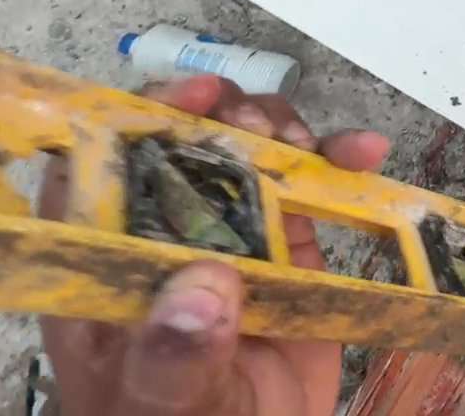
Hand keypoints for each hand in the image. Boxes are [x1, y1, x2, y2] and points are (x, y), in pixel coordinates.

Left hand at [38, 77, 389, 415]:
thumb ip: (175, 365)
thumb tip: (203, 286)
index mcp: (114, 273)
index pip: (97, 178)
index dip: (132, 124)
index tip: (189, 98)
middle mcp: (172, 241)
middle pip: (184, 147)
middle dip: (222, 117)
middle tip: (258, 125)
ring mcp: (237, 238)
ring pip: (252, 152)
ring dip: (284, 127)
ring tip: (312, 142)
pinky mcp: (293, 245)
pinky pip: (318, 184)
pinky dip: (344, 159)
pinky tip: (367, 153)